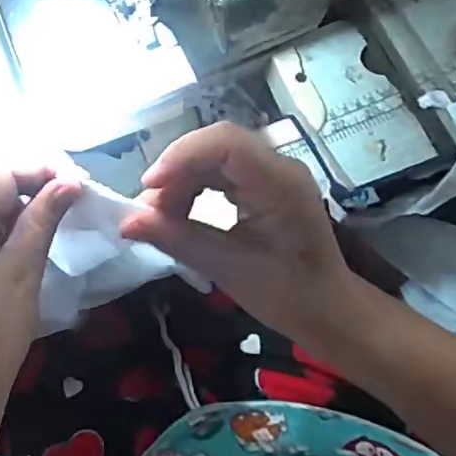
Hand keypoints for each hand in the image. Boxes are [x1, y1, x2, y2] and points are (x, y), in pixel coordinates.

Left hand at [0, 169, 81, 408]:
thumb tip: (69, 181)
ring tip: (60, 216)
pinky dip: (9, 223)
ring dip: (23, 204)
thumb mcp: (22, 274)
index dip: (39, 173)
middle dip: (33, 185)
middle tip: (74, 199)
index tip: (80, 185)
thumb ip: (41, 221)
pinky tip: (32, 235)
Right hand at [120, 123, 354, 348]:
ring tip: (159, 215)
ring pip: (210, 155)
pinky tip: (178, 212)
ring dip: (179, 180)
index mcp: (280, 184)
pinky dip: (191, 187)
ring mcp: (269, 171)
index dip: (182, 156)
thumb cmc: (290, 296)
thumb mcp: (229, 270)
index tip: (151, 187)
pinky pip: (216, 170)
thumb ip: (177, 239)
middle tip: (148, 209)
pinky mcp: (260, 181)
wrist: (330, 312)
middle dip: (175, 172)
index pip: (225, 143)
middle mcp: (277, 166)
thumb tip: (125, 222)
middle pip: (213, 145)